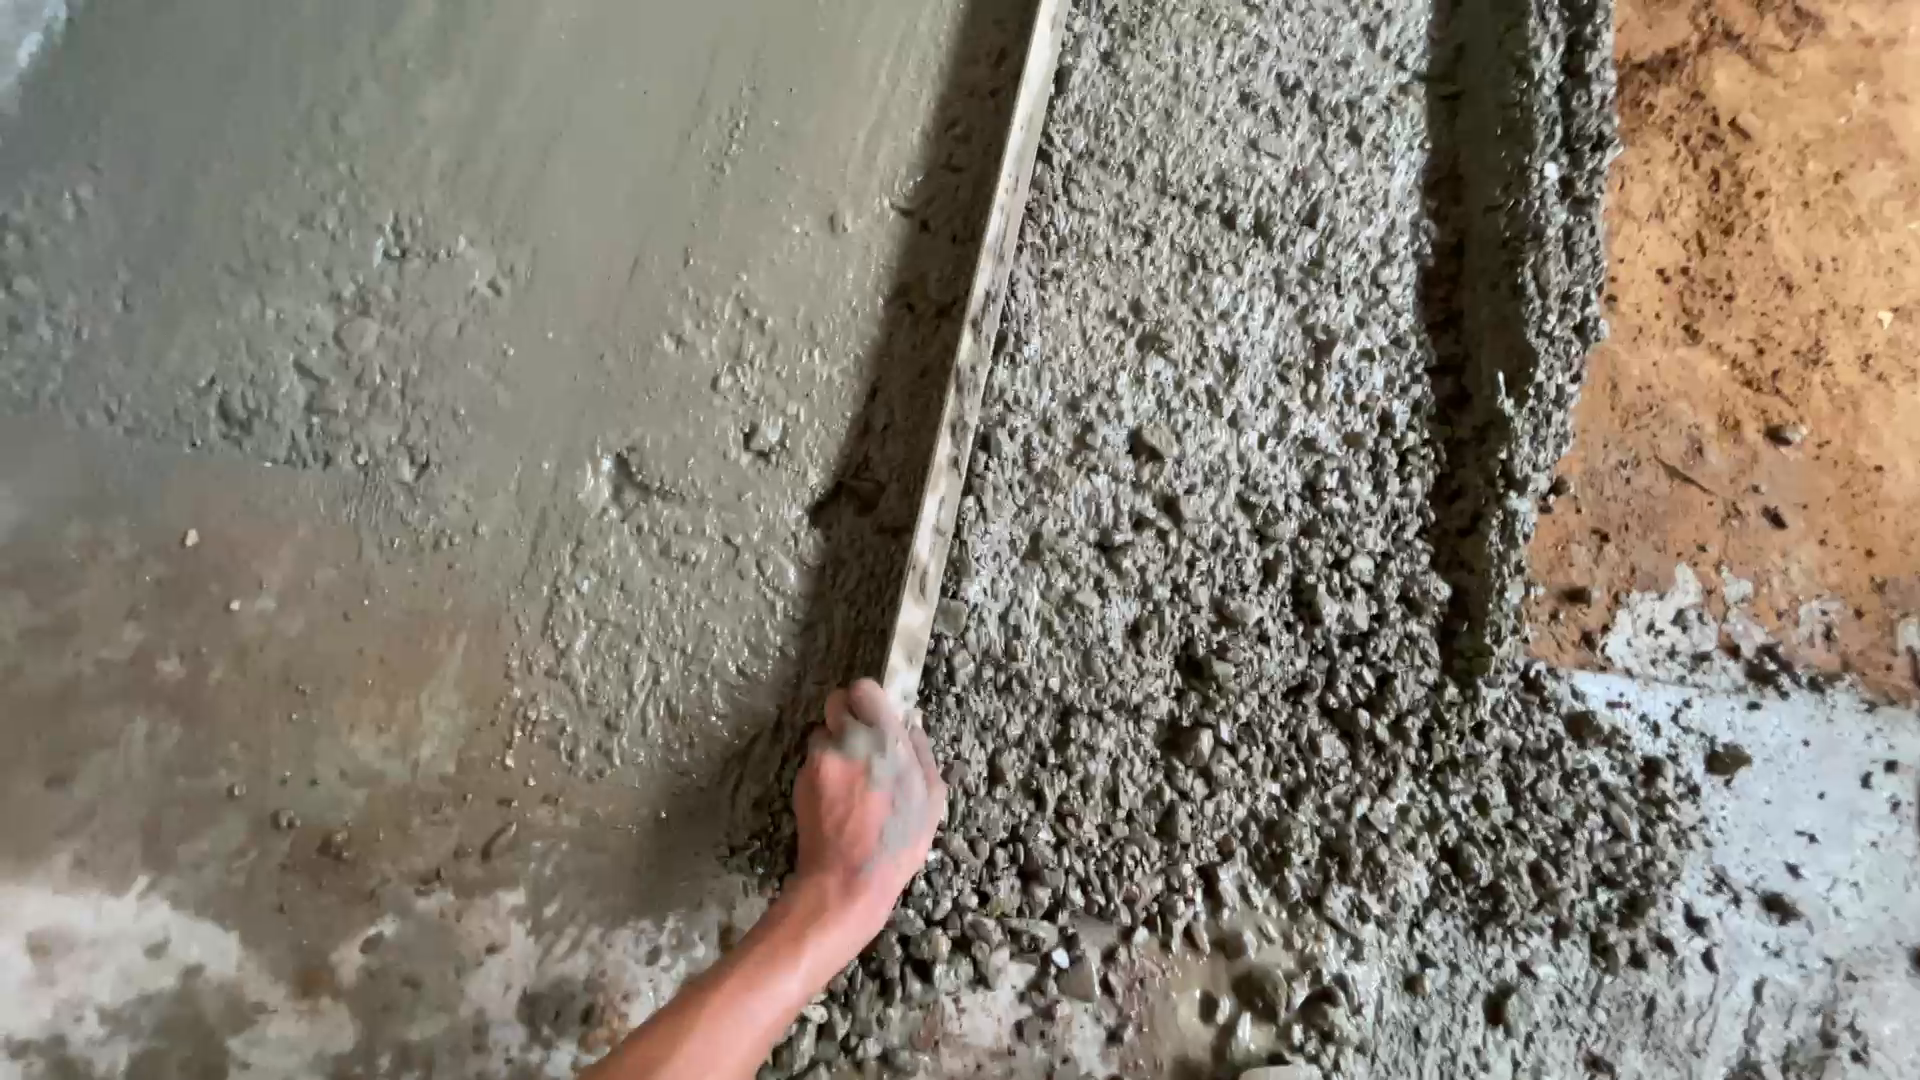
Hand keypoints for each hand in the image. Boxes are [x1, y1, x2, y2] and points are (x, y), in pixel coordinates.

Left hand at [791, 678, 946, 941]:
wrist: (846, 881)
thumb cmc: (897, 843)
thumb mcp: (931, 799)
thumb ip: (921, 753)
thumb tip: (911, 724)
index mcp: (885, 739)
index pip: (865, 688)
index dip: (870, 698)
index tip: (876, 713)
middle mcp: (849, 740)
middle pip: (836, 701)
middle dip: (847, 714)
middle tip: (860, 738)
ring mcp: (820, 760)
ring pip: (822, 732)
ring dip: (834, 744)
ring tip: (848, 775)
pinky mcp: (800, 779)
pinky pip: (812, 760)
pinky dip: (823, 770)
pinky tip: (835, 797)